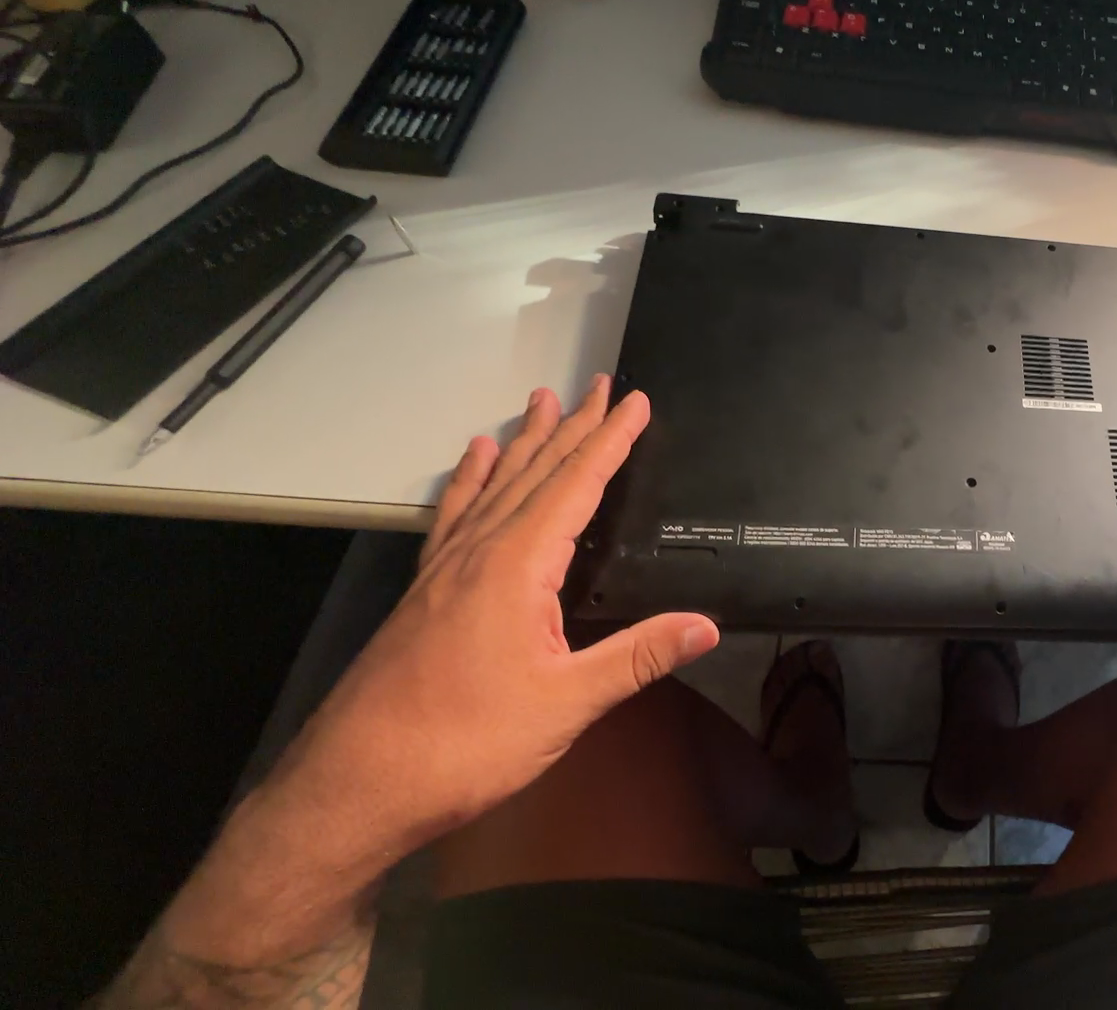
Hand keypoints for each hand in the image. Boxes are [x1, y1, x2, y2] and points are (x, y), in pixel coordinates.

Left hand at [264, 376, 720, 856]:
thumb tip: (707, 626)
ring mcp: (446, 568)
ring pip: (494, 484)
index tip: (633, 402)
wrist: (354, 787)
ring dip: (523, 441)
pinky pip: (454, 515)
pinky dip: (469, 480)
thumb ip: (639, 657)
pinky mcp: (425, 589)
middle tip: (597, 386)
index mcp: (518, 566)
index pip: (576, 485)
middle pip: (534, 471)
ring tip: (540, 402)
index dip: (610, 440)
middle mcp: (480, 552)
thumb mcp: (567, 702)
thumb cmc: (465, 743)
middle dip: (572, 426)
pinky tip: (473, 460)